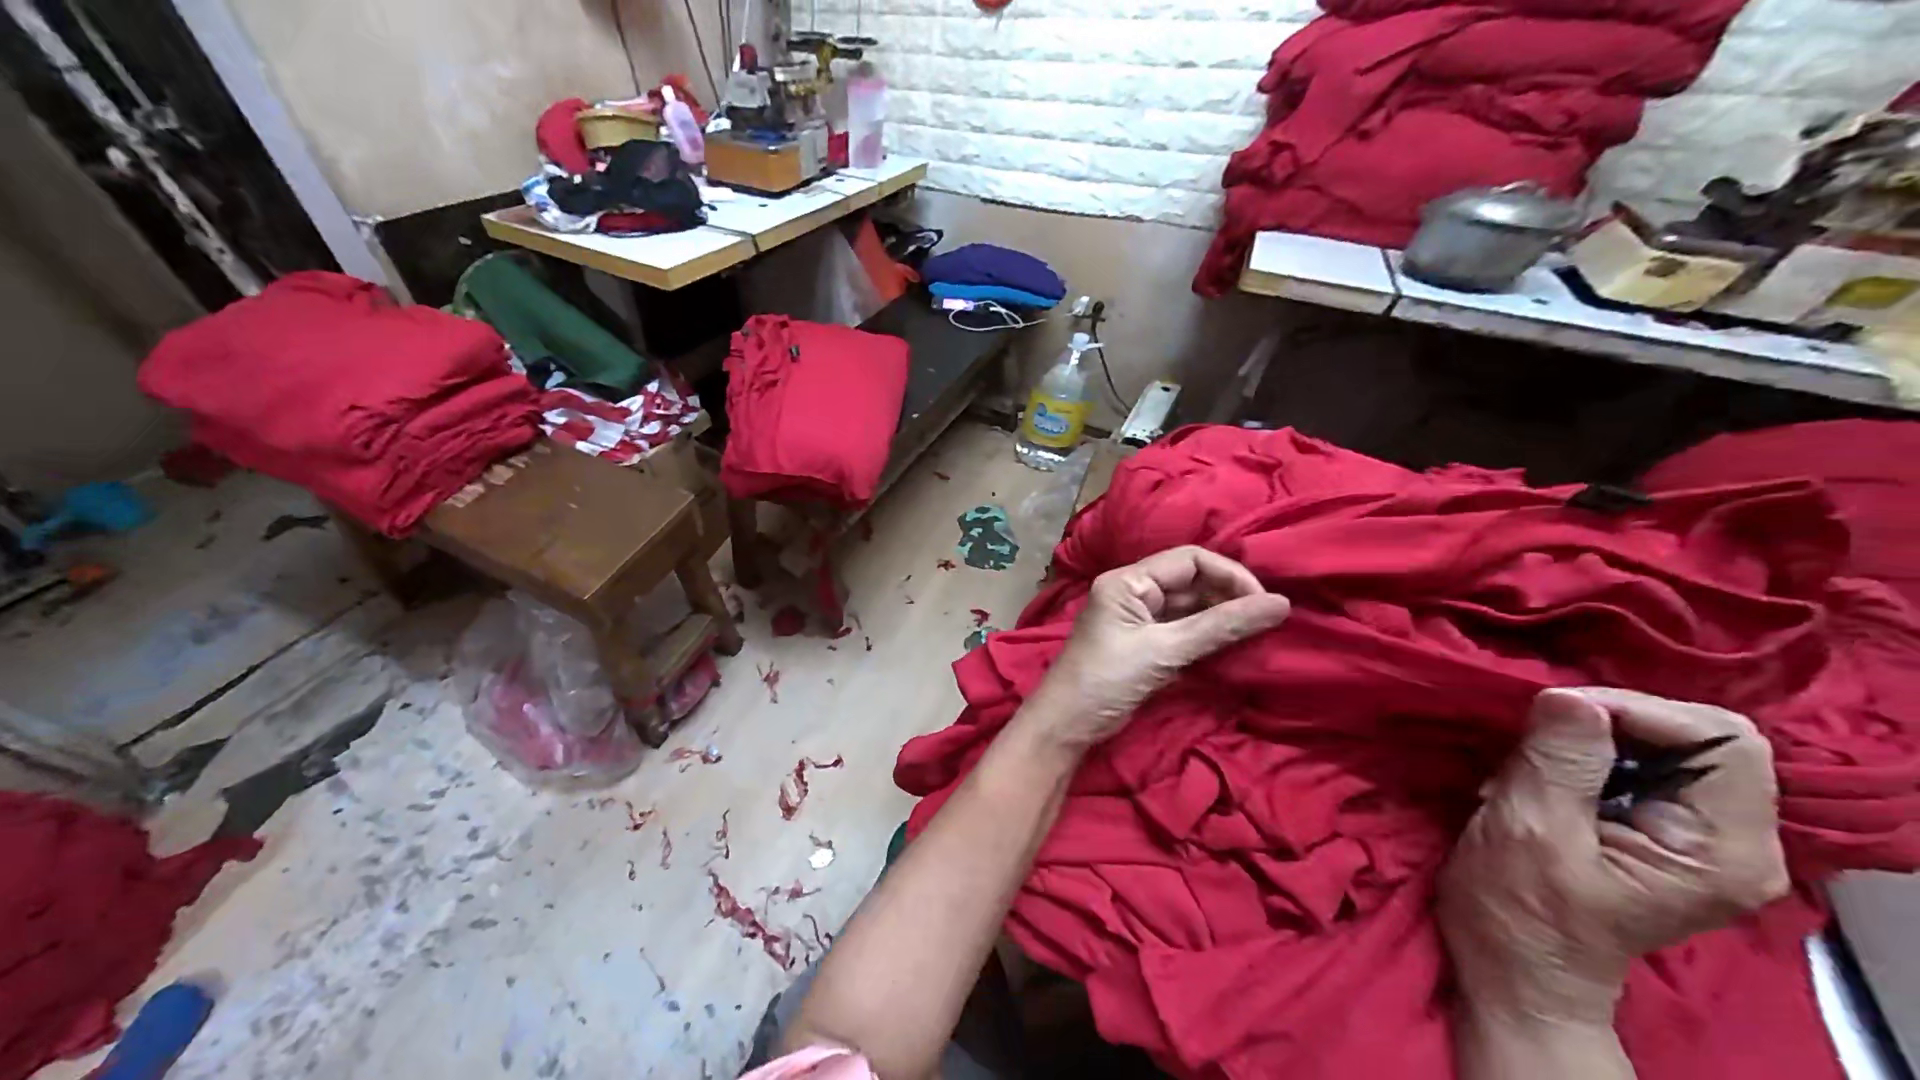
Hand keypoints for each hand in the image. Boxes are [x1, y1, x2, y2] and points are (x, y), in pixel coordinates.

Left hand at [1024, 546, 1290, 748]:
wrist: (1067, 724)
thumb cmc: (1107, 679)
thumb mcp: (1165, 650)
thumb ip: (1221, 626)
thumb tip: (1282, 604)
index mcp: (1128, 580)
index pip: (1190, 559)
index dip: (1230, 574)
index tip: (1264, 601)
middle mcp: (1133, 591)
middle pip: (1192, 581)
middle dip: (1229, 595)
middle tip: (1267, 619)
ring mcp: (1139, 619)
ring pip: (1191, 607)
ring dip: (1222, 617)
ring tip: (1259, 631)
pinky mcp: (1145, 644)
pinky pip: (1184, 629)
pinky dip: (1209, 635)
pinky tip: (1236, 644)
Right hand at [1437, 688, 1788, 1027]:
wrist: (1515, 966)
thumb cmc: (1519, 909)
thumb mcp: (1529, 829)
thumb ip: (1559, 761)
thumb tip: (1568, 694)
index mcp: (1720, 851)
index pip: (1722, 740)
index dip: (1639, 711)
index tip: (1558, 713)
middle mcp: (1735, 841)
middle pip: (1703, 737)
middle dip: (1615, 720)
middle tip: (1543, 730)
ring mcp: (1702, 838)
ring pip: (1670, 744)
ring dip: (1596, 735)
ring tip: (1538, 754)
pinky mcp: (1663, 831)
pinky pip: (1645, 764)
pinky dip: (1591, 752)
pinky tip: (1547, 769)